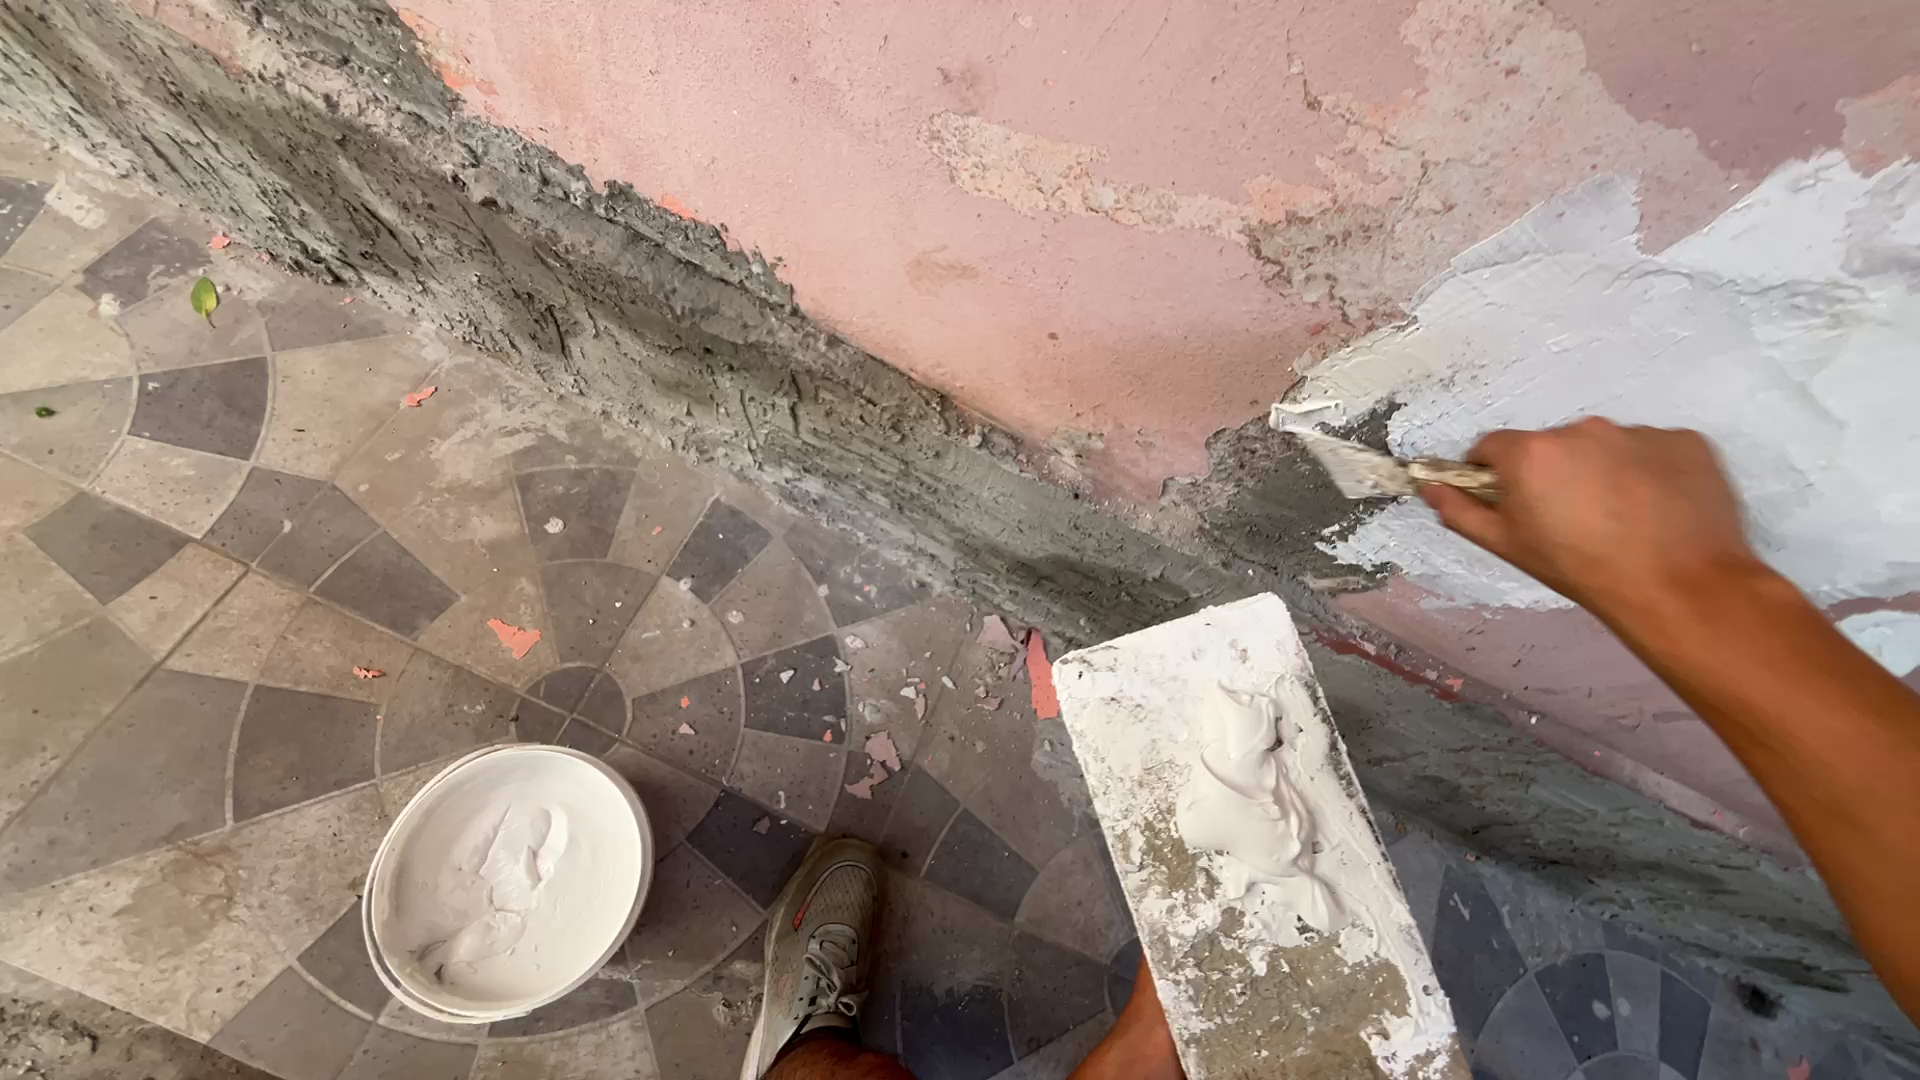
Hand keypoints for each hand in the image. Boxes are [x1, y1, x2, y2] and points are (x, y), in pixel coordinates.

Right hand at [1419, 418, 1762, 627]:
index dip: (1491, 472)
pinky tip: (1650, 505)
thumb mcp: (1503, 543)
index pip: (1492, 446)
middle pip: (1548, 445)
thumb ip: (1458, 509)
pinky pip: (1649, 449)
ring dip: (1596, 469)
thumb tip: (1429, 486)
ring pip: (1600, 446)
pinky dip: (1644, 470)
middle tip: (1564, 513)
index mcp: (1530, 452)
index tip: (1507, 500)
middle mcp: (1581, 429)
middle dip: (1548, 470)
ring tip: (1614, 512)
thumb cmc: (1575, 565)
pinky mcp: (1686, 441)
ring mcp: (1638, 432)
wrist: (1677, 584)